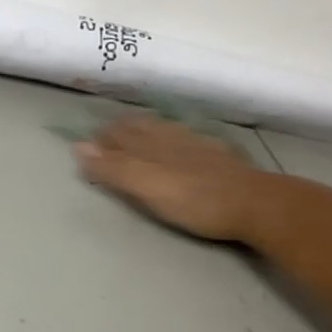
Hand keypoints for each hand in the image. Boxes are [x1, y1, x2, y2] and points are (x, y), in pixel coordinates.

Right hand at [73, 115, 269, 241]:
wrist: (253, 203)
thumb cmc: (194, 199)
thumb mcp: (146, 186)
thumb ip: (113, 168)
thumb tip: (78, 146)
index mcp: (150, 144)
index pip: (119, 135)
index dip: (102, 139)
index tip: (87, 143)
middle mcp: (170, 138)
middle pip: (139, 128)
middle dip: (120, 130)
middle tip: (107, 133)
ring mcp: (196, 145)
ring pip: (164, 130)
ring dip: (146, 129)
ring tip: (137, 129)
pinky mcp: (218, 156)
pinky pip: (188, 138)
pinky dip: (175, 136)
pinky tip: (183, 139)